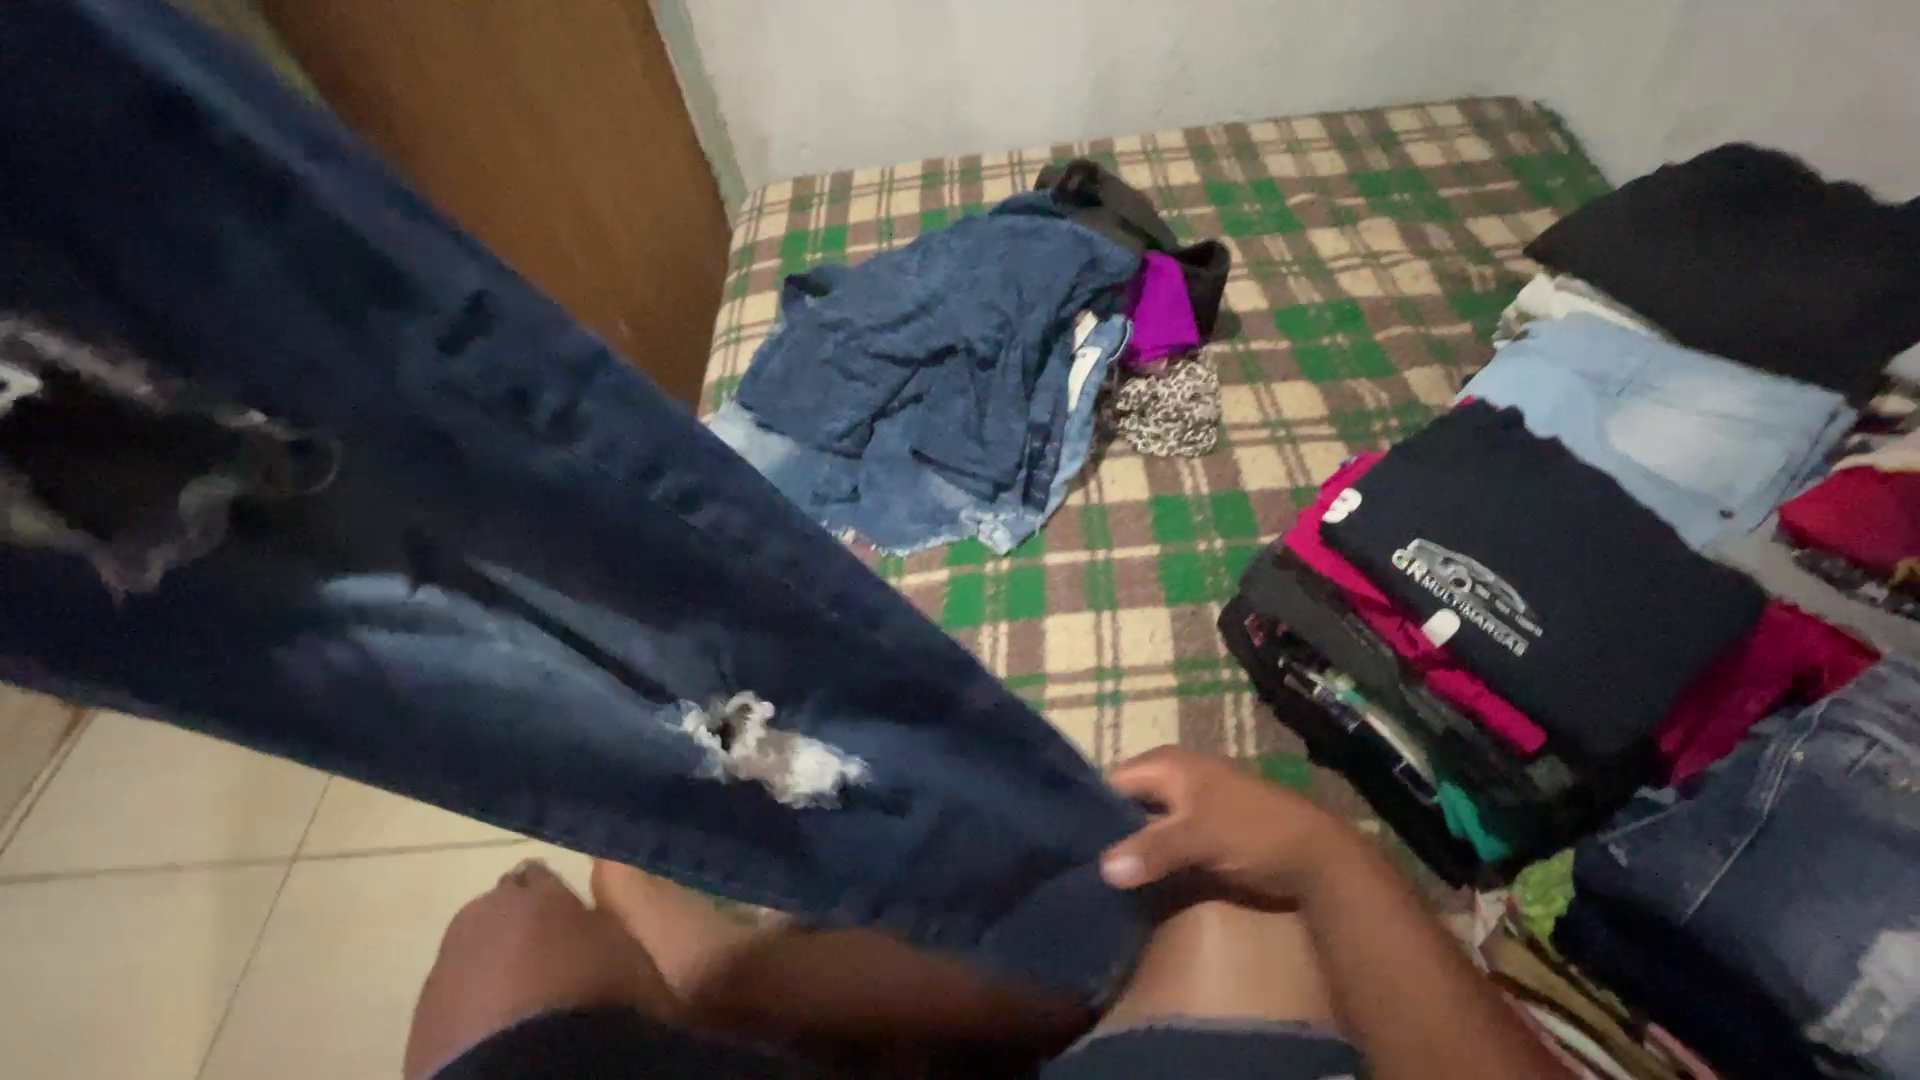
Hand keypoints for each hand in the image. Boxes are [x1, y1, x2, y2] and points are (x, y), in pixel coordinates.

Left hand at [404, 859, 677, 1079]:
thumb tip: (588, 920)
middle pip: (498, 912)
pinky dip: (473, 1011)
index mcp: (534, 893)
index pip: (539, 876)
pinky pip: (453, 1004)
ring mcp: (443, 971)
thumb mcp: (623, 947)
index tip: (569, 917)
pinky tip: (499, 1035)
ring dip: (492, 971)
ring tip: (524, 1004)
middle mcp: (481, 918)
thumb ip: (599, 923)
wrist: (528, 1074)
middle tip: (548, 959)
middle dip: (517, 928)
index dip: (554, 896)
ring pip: (472, 958)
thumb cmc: (592, 997)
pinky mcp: (418, 1024)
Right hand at [1099, 747, 1360, 901]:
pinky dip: (1149, 857)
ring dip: (1128, 848)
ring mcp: (1187, 803)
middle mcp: (1172, 776)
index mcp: (1167, 764)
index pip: (1111, 782)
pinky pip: (1161, 840)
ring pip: (1143, 823)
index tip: (1069, 843)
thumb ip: (1151, 850)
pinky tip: (1133, 880)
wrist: (1316, 855)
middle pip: (1125, 802)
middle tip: (1079, 864)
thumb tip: (1103, 868)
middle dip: (1107, 831)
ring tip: (1098, 876)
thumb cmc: (1253, 831)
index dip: (1090, 810)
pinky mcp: (1200, 830)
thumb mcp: (1198, 838)